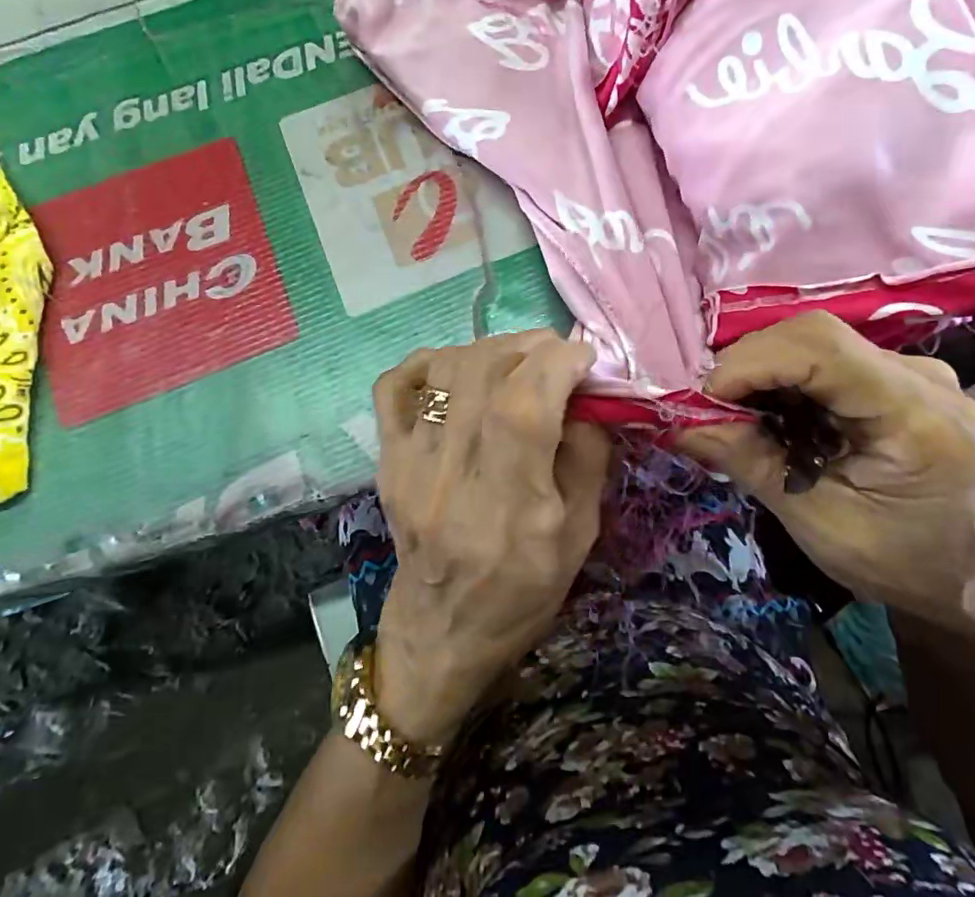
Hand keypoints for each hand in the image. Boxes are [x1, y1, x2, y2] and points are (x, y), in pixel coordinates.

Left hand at [370, 331, 612, 745]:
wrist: (442, 628)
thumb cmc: (521, 592)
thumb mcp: (579, 538)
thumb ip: (588, 460)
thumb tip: (587, 395)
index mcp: (508, 503)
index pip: (524, 403)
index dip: (558, 362)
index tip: (584, 358)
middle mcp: (452, 473)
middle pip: (483, 371)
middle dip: (530, 347)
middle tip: (555, 357)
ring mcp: (410, 461)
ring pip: (445, 368)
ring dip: (490, 349)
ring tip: (517, 362)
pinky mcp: (387, 457)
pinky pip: (393, 386)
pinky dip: (428, 363)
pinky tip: (459, 371)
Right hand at [675, 312, 974, 629]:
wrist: (966, 584)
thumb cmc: (896, 564)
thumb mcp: (814, 522)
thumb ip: (749, 462)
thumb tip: (679, 424)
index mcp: (918, 419)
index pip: (822, 349)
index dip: (751, 362)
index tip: (706, 401)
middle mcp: (926, 380)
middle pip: (815, 336)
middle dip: (749, 365)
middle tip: (713, 411)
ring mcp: (919, 374)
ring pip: (818, 342)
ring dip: (763, 370)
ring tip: (739, 415)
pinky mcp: (903, 380)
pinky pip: (830, 358)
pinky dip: (785, 378)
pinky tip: (774, 414)